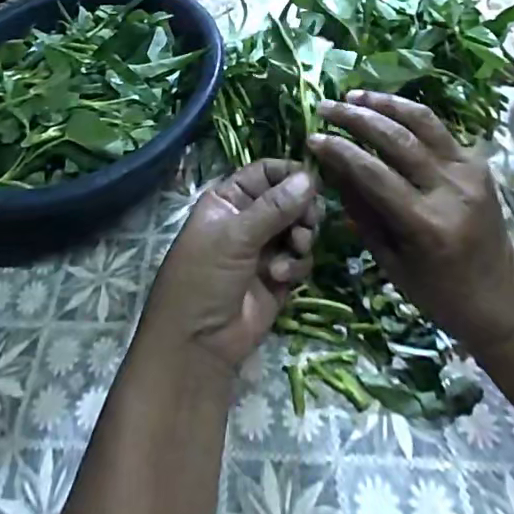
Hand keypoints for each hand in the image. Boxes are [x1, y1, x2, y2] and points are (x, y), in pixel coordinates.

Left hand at [141, 160, 321, 367]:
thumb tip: (310, 177)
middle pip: (288, 199)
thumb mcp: (235, 236)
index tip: (314, 181)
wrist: (199, 339)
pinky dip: (297, 264)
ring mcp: (264, 248)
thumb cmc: (204, 276)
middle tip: (309, 221)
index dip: (289, 174)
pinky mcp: (279, 275)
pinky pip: (300, 258)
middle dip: (302, 209)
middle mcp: (247, 219)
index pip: (264, 173)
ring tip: (296, 247)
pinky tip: (281, 275)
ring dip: (301, 237)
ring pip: (299, 228)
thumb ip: (274, 208)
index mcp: (228, 199)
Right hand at [306, 91, 513, 351]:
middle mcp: (451, 192)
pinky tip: (384, 108)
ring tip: (353, 96)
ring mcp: (469, 173)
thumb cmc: (437, 290)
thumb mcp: (389, 258)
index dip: (339, 151)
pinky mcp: (478, 165)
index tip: (312, 138)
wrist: (502, 297)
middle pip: (396, 140)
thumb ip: (360, 209)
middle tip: (324, 107)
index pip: (373, 173)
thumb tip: (330, 166)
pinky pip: (438, 130)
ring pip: (422, 122)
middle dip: (355, 118)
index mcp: (427, 225)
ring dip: (384, 104)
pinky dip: (408, 114)